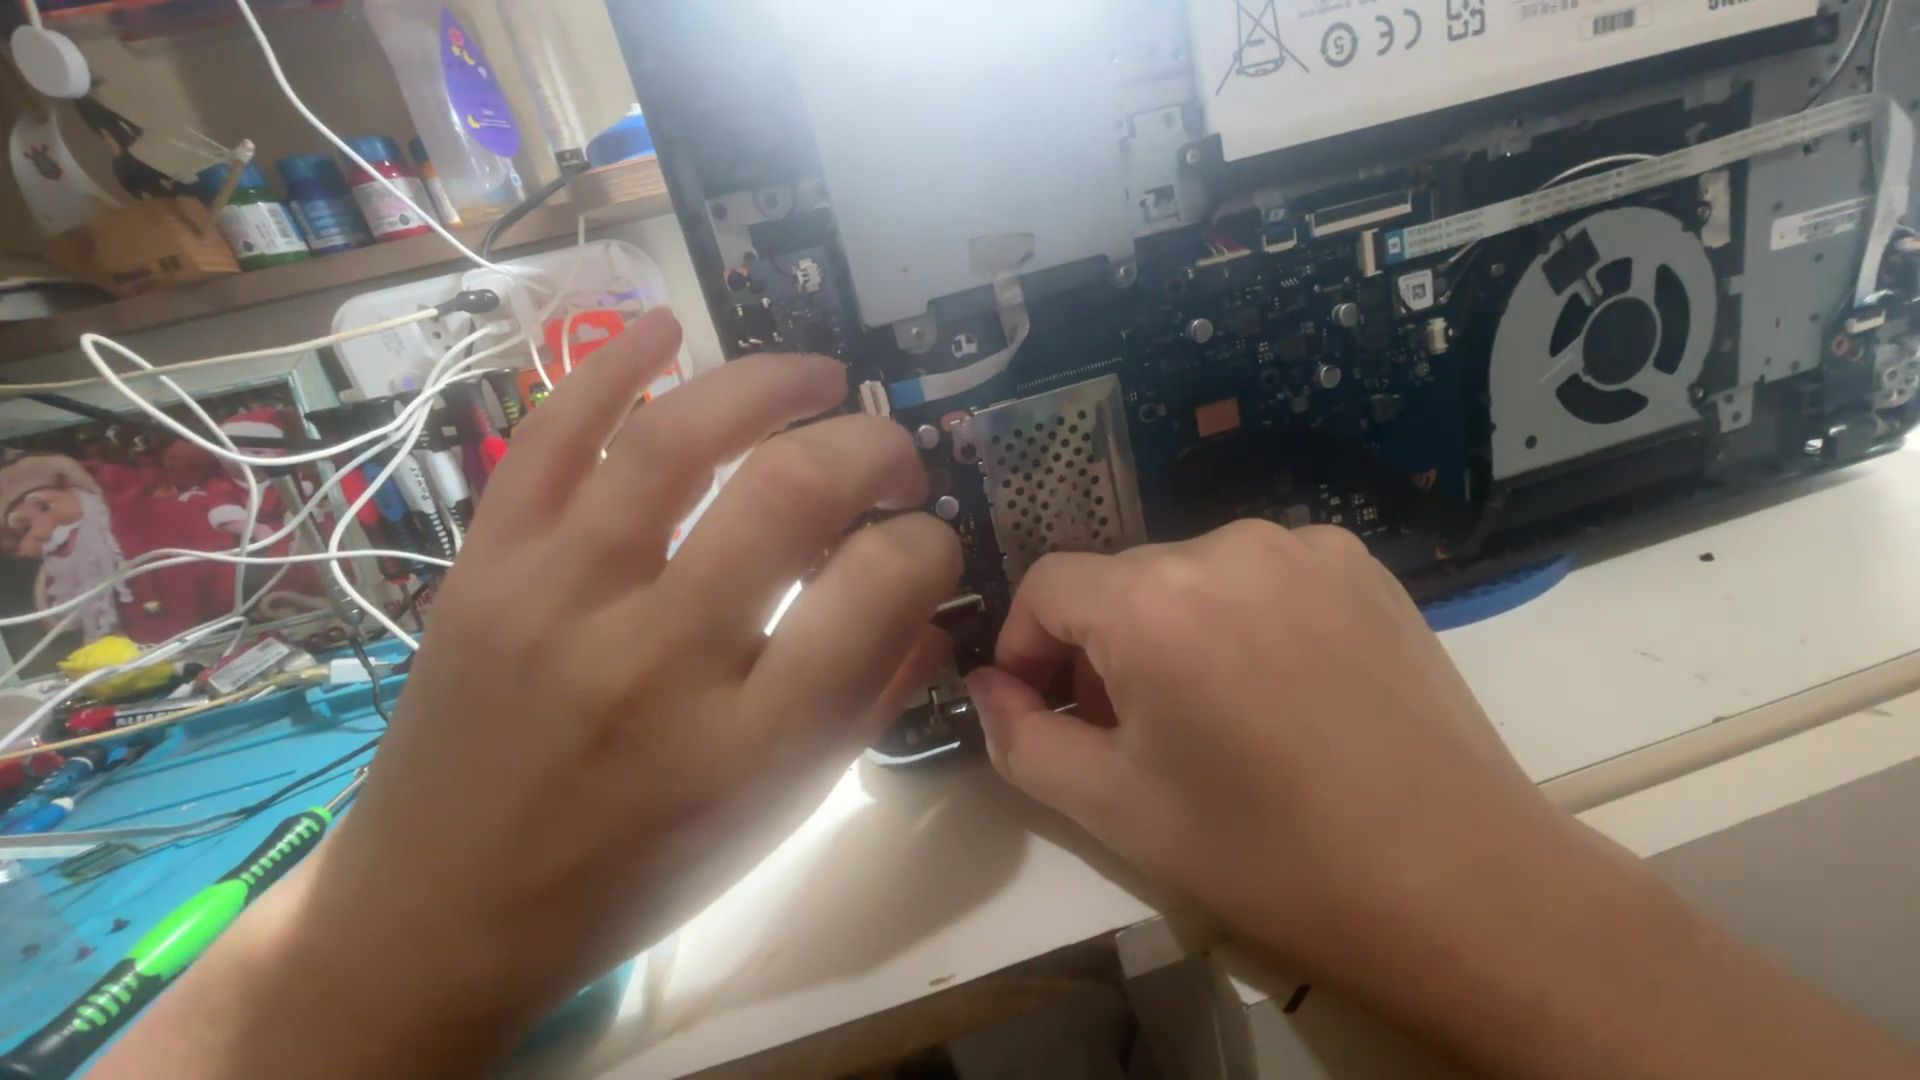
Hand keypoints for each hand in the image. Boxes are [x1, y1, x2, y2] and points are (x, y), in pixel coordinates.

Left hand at [141, 310, 959, 1074]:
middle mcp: (656, 658)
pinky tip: (668, 328)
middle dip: (873, 447)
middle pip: (790, 491)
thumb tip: (931, 606)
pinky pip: (548, 438)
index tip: (929, 541)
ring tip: (819, 374)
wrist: (442, 914)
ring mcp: (555, 600)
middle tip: (892, 456)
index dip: (930, 542)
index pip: (879, 588)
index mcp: (747, 740)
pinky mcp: (483, 570)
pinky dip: (612, 366)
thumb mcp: (778, 814)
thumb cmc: (638, 874)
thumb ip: (867, 704)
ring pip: (674, 439)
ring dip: (768, 383)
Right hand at [967, 521, 1562, 967]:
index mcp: (1155, 600)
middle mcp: (1224, 544)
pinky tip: (1275, 686)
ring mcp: (1302, 545)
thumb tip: (990, 688)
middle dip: (1099, 650)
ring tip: (1207, 713)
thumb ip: (1020, 740)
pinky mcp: (1359, 562)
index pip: (1046, 588)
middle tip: (1129, 732)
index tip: (1041, 710)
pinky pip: (1257, 574)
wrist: (1465, 886)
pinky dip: (1238, 616)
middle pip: (1117, 584)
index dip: (1025, 649)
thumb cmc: (1269, 857)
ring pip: (1186, 576)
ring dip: (1168, 631)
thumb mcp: (1113, 810)